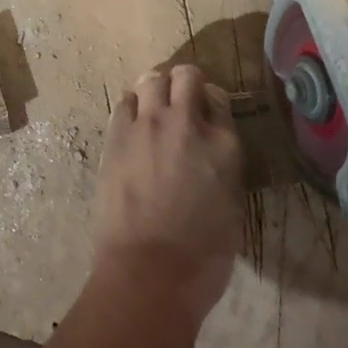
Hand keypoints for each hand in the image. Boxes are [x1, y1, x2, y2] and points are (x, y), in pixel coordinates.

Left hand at [91, 63, 244, 321]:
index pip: (219, 97)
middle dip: (184, 82)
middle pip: (184, 76)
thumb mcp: (232, 208)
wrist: (148, 271)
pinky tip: (132, 125)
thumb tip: (210, 153)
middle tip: (180, 100)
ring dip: (154, 89)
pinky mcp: (115, 136)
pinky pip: (123, 103)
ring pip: (149, 80)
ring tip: (153, 108)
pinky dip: (130, 107)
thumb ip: (223, 167)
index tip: (206, 111)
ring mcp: (147, 125)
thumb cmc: (201, 256)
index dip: (211, 101)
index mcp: (223, 145)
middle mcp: (185, 123)